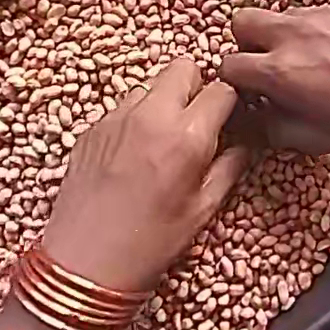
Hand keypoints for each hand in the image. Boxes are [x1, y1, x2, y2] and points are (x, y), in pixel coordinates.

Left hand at [40, 58, 251, 292]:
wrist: (84, 262)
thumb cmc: (149, 243)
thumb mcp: (203, 209)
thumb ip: (230, 167)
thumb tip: (245, 144)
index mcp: (185, 136)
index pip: (221, 89)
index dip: (231, 101)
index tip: (231, 117)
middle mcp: (150, 115)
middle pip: (183, 67)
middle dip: (197, 85)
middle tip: (198, 119)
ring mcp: (116, 118)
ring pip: (151, 84)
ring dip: (165, 100)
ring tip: (164, 138)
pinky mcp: (92, 127)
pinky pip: (123, 105)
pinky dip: (137, 117)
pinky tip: (136, 152)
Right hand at [218, 0, 329, 153]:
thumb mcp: (318, 139)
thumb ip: (276, 126)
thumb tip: (261, 115)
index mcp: (280, 70)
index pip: (229, 64)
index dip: (234, 80)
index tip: (249, 90)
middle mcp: (295, 33)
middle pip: (243, 20)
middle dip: (248, 42)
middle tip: (268, 63)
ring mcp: (326, 13)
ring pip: (286, 15)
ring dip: (288, 35)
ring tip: (318, 60)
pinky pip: (326, 13)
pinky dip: (327, 30)